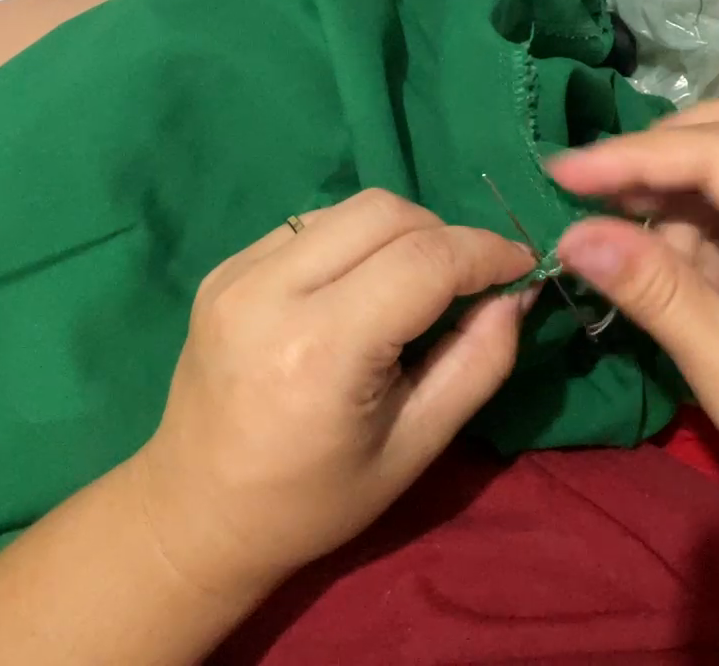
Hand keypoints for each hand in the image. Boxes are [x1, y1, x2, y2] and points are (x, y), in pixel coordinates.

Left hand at [130, 189, 536, 594]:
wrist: (196, 509)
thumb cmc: (311, 500)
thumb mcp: (414, 447)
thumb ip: (478, 363)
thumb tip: (515, 293)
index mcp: (320, 349)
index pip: (423, 261)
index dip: (486, 252)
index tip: (522, 265)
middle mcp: (269, 291)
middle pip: (383, 212)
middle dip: (444, 233)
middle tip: (468, 280)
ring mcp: (236, 273)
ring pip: (345, 209)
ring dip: (399, 231)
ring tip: (414, 284)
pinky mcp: (222, 269)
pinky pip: (306, 225)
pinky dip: (351, 240)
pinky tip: (356, 286)